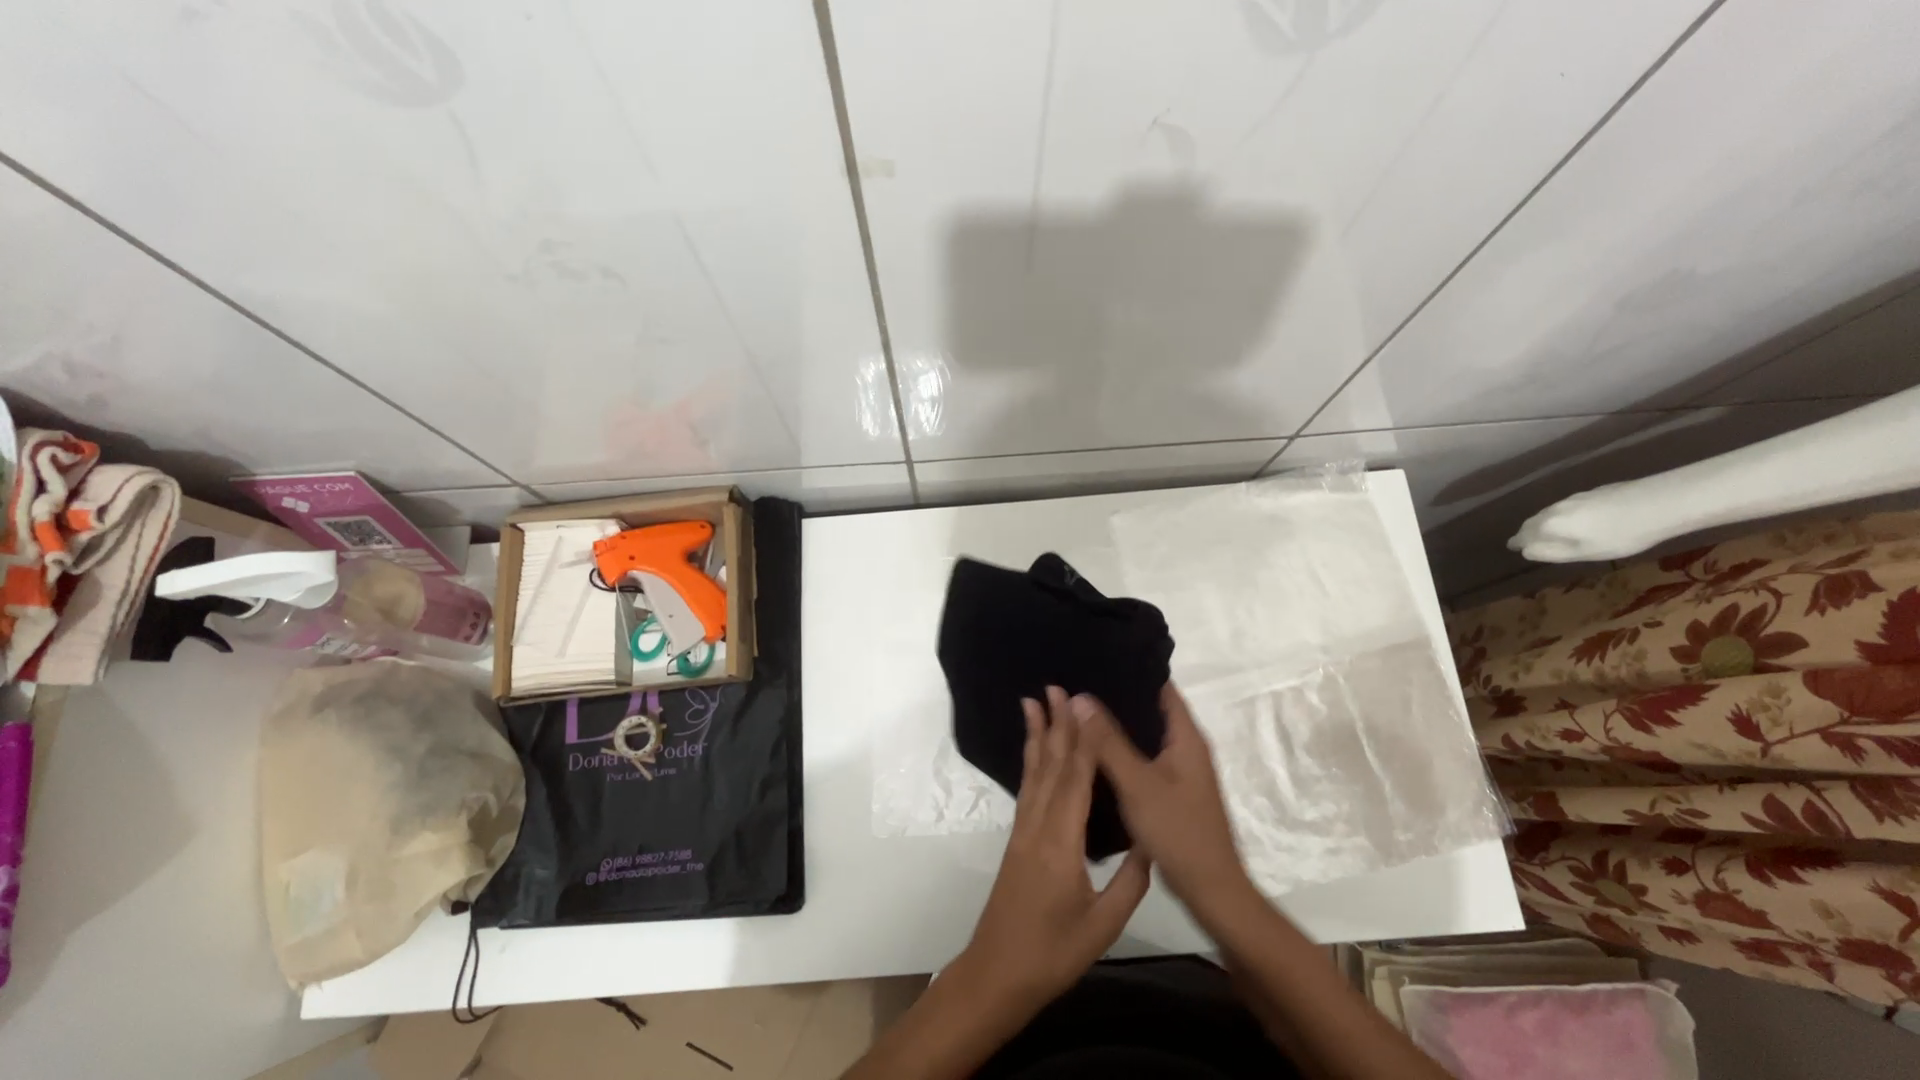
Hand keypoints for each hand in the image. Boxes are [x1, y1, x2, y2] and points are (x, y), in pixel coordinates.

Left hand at [956, 686, 1151, 1008]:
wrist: (997, 974)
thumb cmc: (1053, 952)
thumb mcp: (1104, 924)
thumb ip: (1130, 881)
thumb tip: (1151, 840)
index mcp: (1060, 843)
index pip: (1076, 780)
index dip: (1082, 740)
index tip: (1086, 703)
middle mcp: (1037, 828)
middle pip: (1050, 767)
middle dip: (1056, 725)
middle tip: (1054, 686)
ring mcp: (1023, 833)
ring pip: (1033, 775)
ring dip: (1037, 737)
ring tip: (1034, 704)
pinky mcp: (1018, 842)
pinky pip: (1027, 791)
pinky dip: (1032, 764)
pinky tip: (1035, 754)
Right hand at [1075, 684, 1255, 922]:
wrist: (1209, 888)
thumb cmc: (1178, 831)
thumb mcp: (1138, 784)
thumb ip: (1109, 742)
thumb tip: (1080, 698)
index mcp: (1186, 737)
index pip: (1161, 687)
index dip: (1132, 670)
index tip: (1095, 658)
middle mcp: (1186, 747)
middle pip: (1150, 709)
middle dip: (1117, 696)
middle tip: (1076, 683)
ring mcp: (1179, 772)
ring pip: (1144, 737)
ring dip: (1116, 726)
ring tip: (1076, 712)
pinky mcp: (1170, 793)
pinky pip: (1142, 760)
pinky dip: (1120, 751)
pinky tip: (1092, 754)